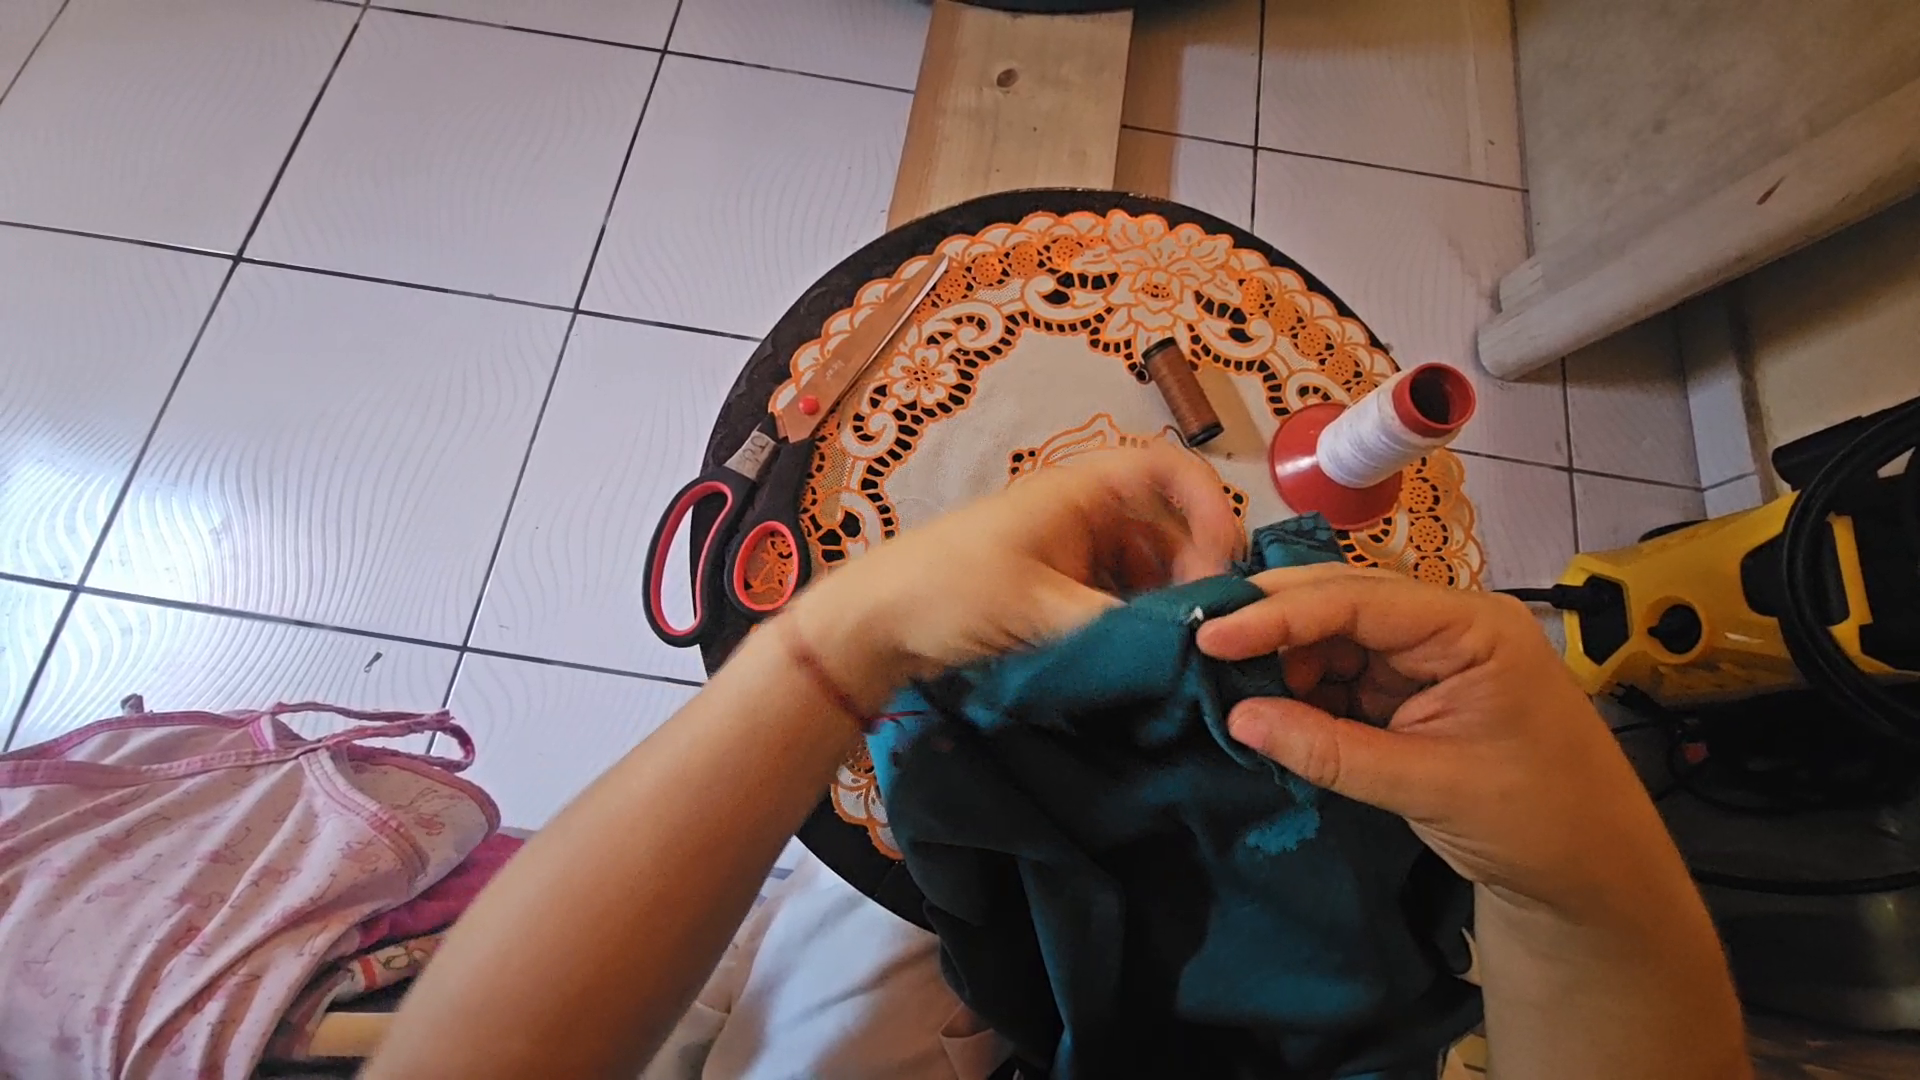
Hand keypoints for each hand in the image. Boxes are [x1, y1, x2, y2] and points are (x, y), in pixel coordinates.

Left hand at [783, 444, 1241, 711]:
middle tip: (1200, 628)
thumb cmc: (948, 591)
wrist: (875, 623)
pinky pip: (1115, 600)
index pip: (1163, 469)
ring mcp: (1069, 555)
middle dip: (1191, 571)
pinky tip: (1140, 659)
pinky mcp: (1056, 592)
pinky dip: (1133, 624)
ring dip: (1164, 605)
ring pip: (1144, 570)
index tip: (1222, 562)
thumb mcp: (1037, 607)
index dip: (1205, 502)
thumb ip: (1117, 627)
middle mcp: (1082, 516)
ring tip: (1173, 653)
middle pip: (1165, 527)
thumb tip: (1194, 649)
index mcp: (1079, 493)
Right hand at [1194, 564, 1690, 920]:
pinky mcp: (1403, 686)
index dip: (1276, 616)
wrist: (1592, 883)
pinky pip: (1335, 671)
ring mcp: (1421, 654)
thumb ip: (1327, 750)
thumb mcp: (1429, 787)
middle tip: (1204, 642)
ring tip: (1231, 683)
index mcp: (1469, 627)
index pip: (1356, 601)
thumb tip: (1236, 718)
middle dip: (1271, 621)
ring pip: (1328, 634)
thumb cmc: (1539, 826)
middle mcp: (1441, 624)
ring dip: (1280, 658)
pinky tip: (1269, 704)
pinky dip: (1297, 687)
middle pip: (1336, 600)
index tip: (1211, 636)